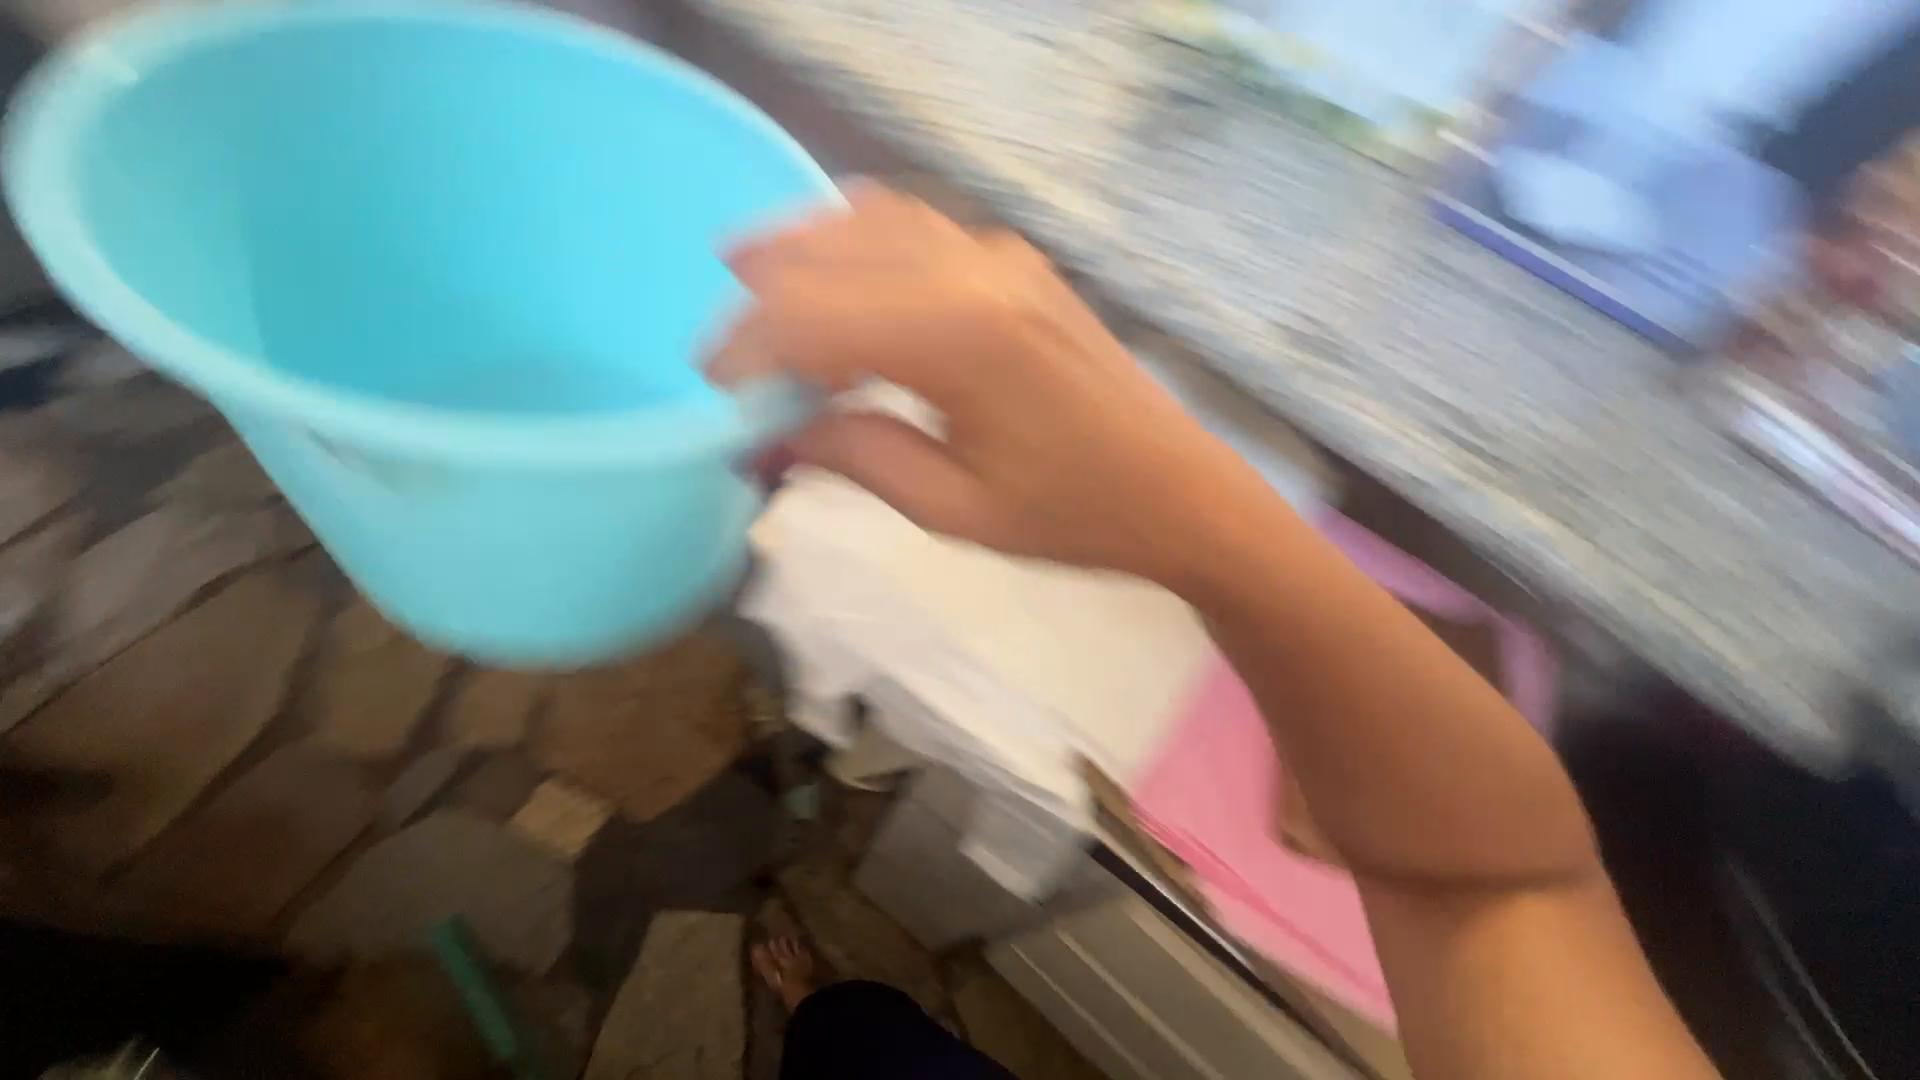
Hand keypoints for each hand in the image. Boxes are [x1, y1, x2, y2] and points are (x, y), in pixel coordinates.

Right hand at [709, 185, 1254, 581]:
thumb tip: (773, 436)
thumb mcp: (953, 509)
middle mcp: (974, 267)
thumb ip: (855, 457)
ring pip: (867, 223)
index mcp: (957, 334)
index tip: (716, 396)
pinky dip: (856, 245)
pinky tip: (835, 280)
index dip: (747, 351)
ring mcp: (1000, 254)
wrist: (1178, 490)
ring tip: (753, 297)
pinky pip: (912, 227)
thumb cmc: (1073, 516)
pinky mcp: (1015, 261)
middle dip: (764, 305)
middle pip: (828, 254)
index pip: (810, 315)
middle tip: (732, 365)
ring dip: (802, 257)